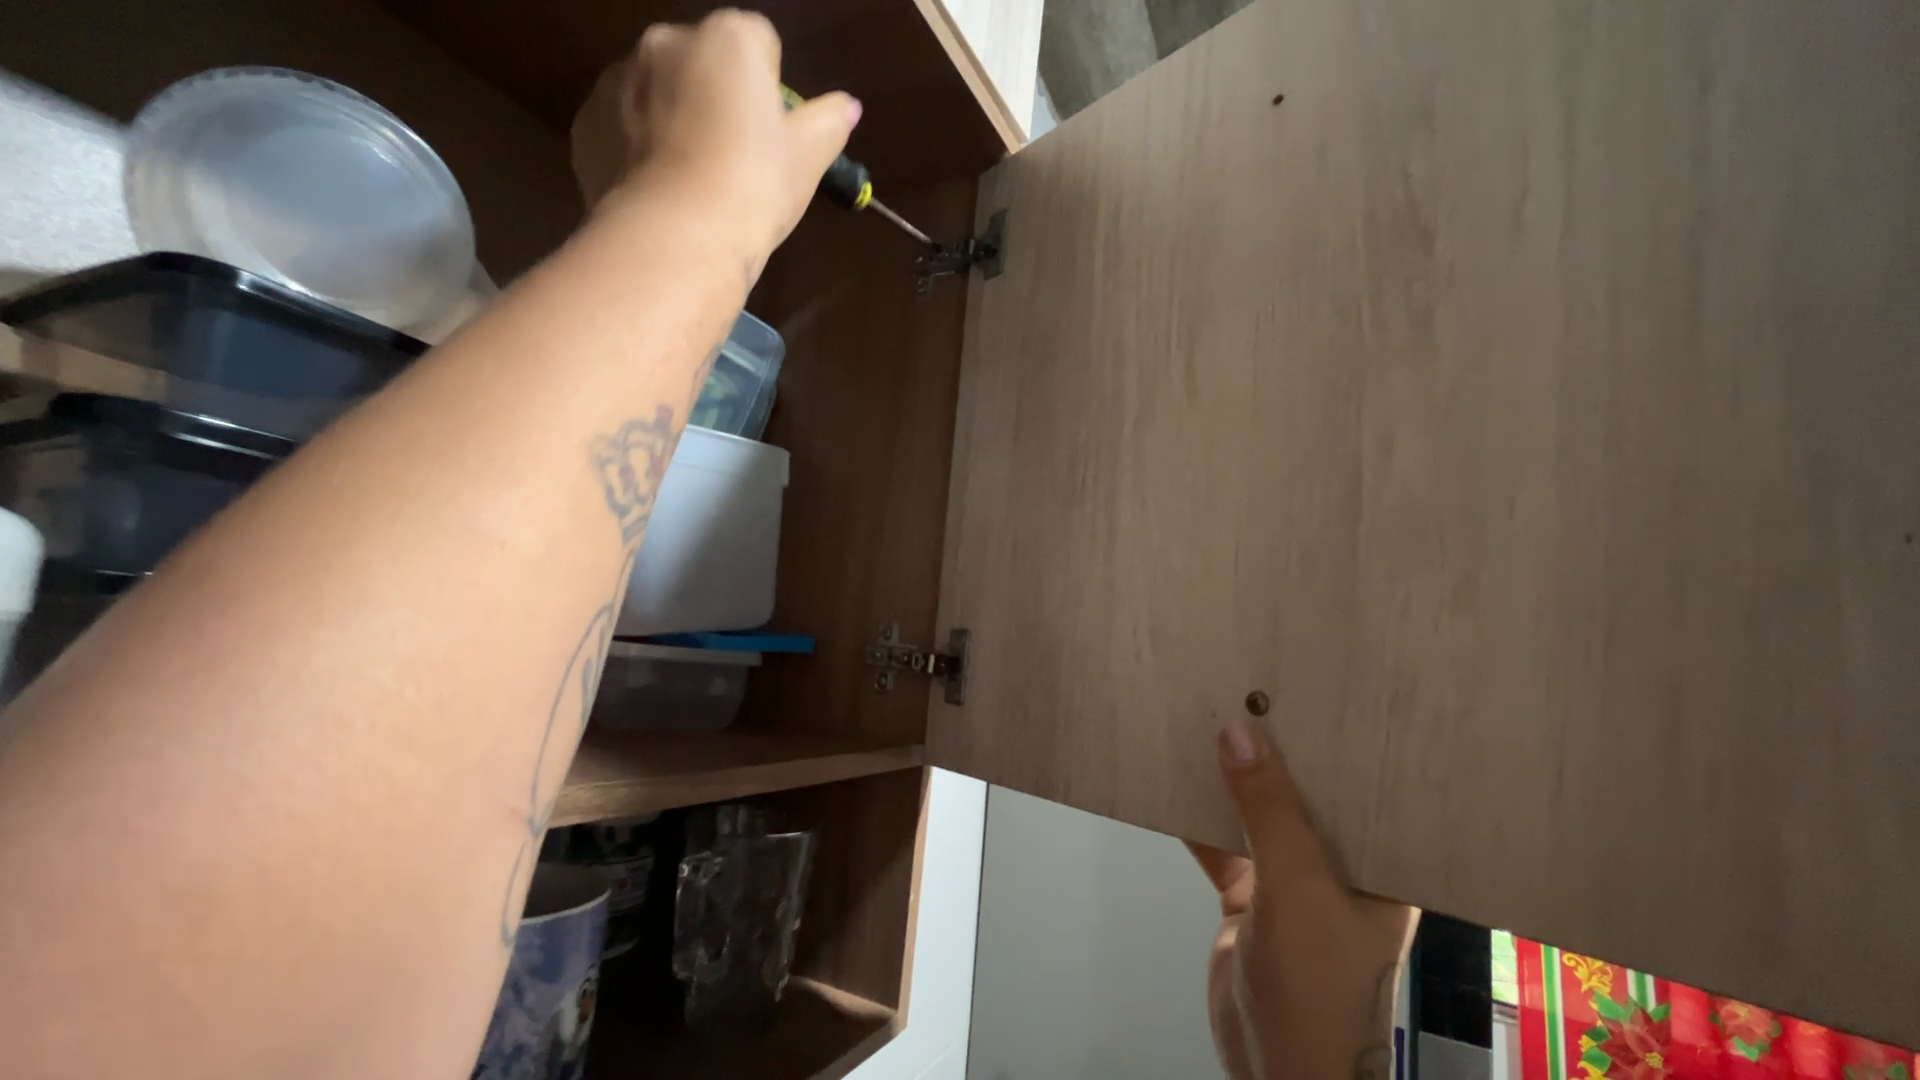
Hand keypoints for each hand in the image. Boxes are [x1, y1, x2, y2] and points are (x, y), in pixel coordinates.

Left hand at [570, 10, 861, 273]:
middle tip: (733, 161)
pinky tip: (659, 189)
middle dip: (715, 97)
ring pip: (657, 91)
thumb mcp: (807, 161)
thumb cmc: (753, 189)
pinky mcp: (587, 121)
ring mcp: (618, 78)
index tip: (771, 135)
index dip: (770, 90)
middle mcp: (667, 41)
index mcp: (729, 40)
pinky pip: (622, 125)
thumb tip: (847, 107)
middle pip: (702, 62)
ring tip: (692, 181)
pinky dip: (638, 147)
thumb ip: (827, 123)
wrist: (676, 238)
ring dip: (673, 119)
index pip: (759, 43)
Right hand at [1187, 718, 1419, 1079]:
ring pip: (1258, 816)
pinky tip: (1172, 778)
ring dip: (1232, 779)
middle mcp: (1339, 864)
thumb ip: (1267, 811)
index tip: (1312, 683)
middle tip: (1248, 683)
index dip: (1339, 738)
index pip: (1364, 786)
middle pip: (1305, 794)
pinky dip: (1198, 817)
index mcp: (1380, 860)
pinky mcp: (1248, 897)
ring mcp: (1290, 881)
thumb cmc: (1315, 982)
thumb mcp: (1296, 888)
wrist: (1273, 1071)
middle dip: (1277, 748)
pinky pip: (1222, 844)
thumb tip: (1237, 729)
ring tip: (1206, 714)